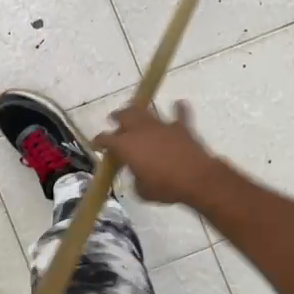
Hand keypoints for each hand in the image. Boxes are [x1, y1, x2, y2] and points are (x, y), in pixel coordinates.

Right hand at [94, 102, 222, 204]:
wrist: (197, 179)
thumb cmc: (165, 187)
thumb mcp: (141, 190)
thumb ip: (135, 177)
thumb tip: (137, 172)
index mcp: (125, 145)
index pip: (105, 139)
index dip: (99, 141)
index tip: (96, 144)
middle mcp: (140, 130)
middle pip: (124, 116)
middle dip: (117, 117)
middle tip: (113, 118)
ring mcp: (161, 126)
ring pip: (145, 111)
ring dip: (139, 110)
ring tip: (135, 110)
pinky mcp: (181, 128)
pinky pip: (179, 114)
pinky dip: (178, 109)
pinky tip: (178, 103)